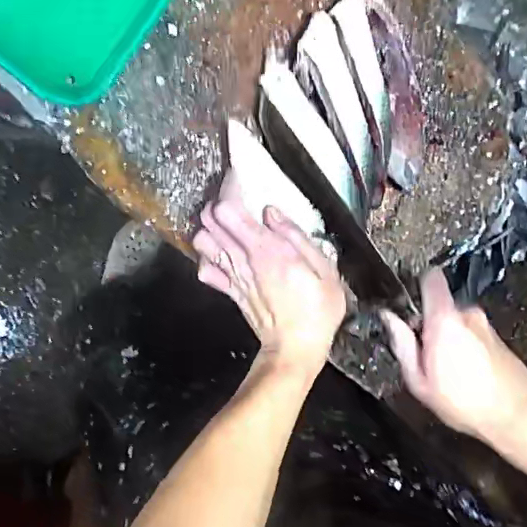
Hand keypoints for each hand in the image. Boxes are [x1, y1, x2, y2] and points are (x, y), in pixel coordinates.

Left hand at [193, 170, 347, 375]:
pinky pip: (206, 270)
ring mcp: (233, 276)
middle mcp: (244, 259)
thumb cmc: (317, 311)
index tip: (239, 177)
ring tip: (229, 226)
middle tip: (236, 202)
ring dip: (210, 228)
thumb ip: (296, 237)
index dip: (229, 188)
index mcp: (267, 249)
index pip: (229, 208)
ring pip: (202, 241)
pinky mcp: (230, 292)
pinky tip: (224, 255)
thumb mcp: (324, 270)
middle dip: (217, 204)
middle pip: (209, 220)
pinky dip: (208, 258)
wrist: (295, 349)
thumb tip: (272, 212)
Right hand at [381, 269, 526, 443]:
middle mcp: (468, 316)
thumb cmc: (468, 403)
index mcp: (444, 321)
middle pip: (441, 308)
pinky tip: (467, 378)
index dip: (418, 289)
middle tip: (427, 359)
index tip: (410, 309)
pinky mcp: (498, 339)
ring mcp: (486, 326)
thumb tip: (391, 321)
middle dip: (431, 328)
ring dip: (450, 342)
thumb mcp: (420, 381)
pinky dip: (467, 351)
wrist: (516, 414)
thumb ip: (403, 345)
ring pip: (457, 324)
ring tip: (449, 374)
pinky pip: (473, 337)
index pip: (431, 279)